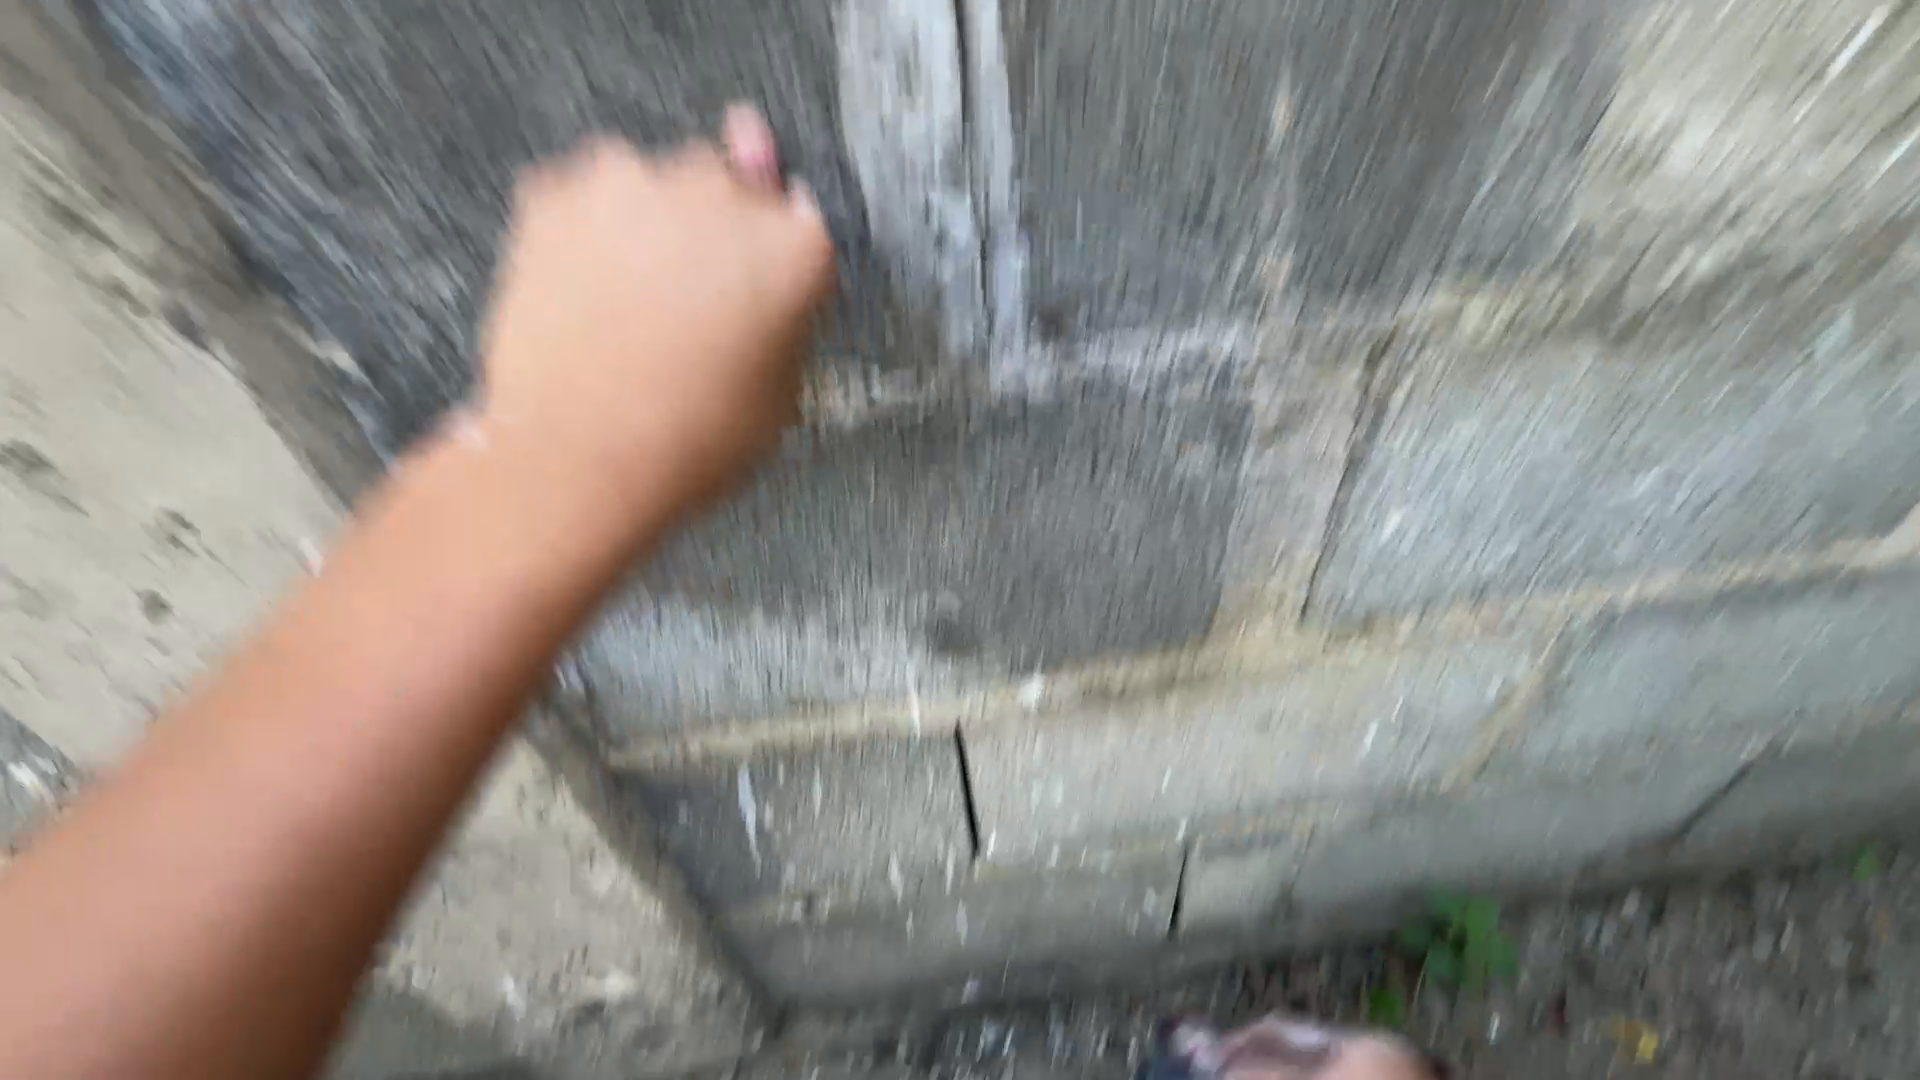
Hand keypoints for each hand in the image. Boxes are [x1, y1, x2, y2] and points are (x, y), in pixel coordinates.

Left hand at [473, 106, 835, 533]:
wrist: (580, 457)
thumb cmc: (687, 438)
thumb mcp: (780, 392)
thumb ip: (788, 316)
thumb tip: (776, 279)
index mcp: (794, 251)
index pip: (805, 224)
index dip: (781, 261)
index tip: (766, 282)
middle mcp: (723, 198)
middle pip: (735, 189)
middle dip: (723, 235)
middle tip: (701, 306)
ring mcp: (637, 186)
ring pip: (659, 185)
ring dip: (658, 228)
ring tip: (644, 308)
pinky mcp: (561, 194)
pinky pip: (593, 197)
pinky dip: (598, 233)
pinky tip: (602, 294)